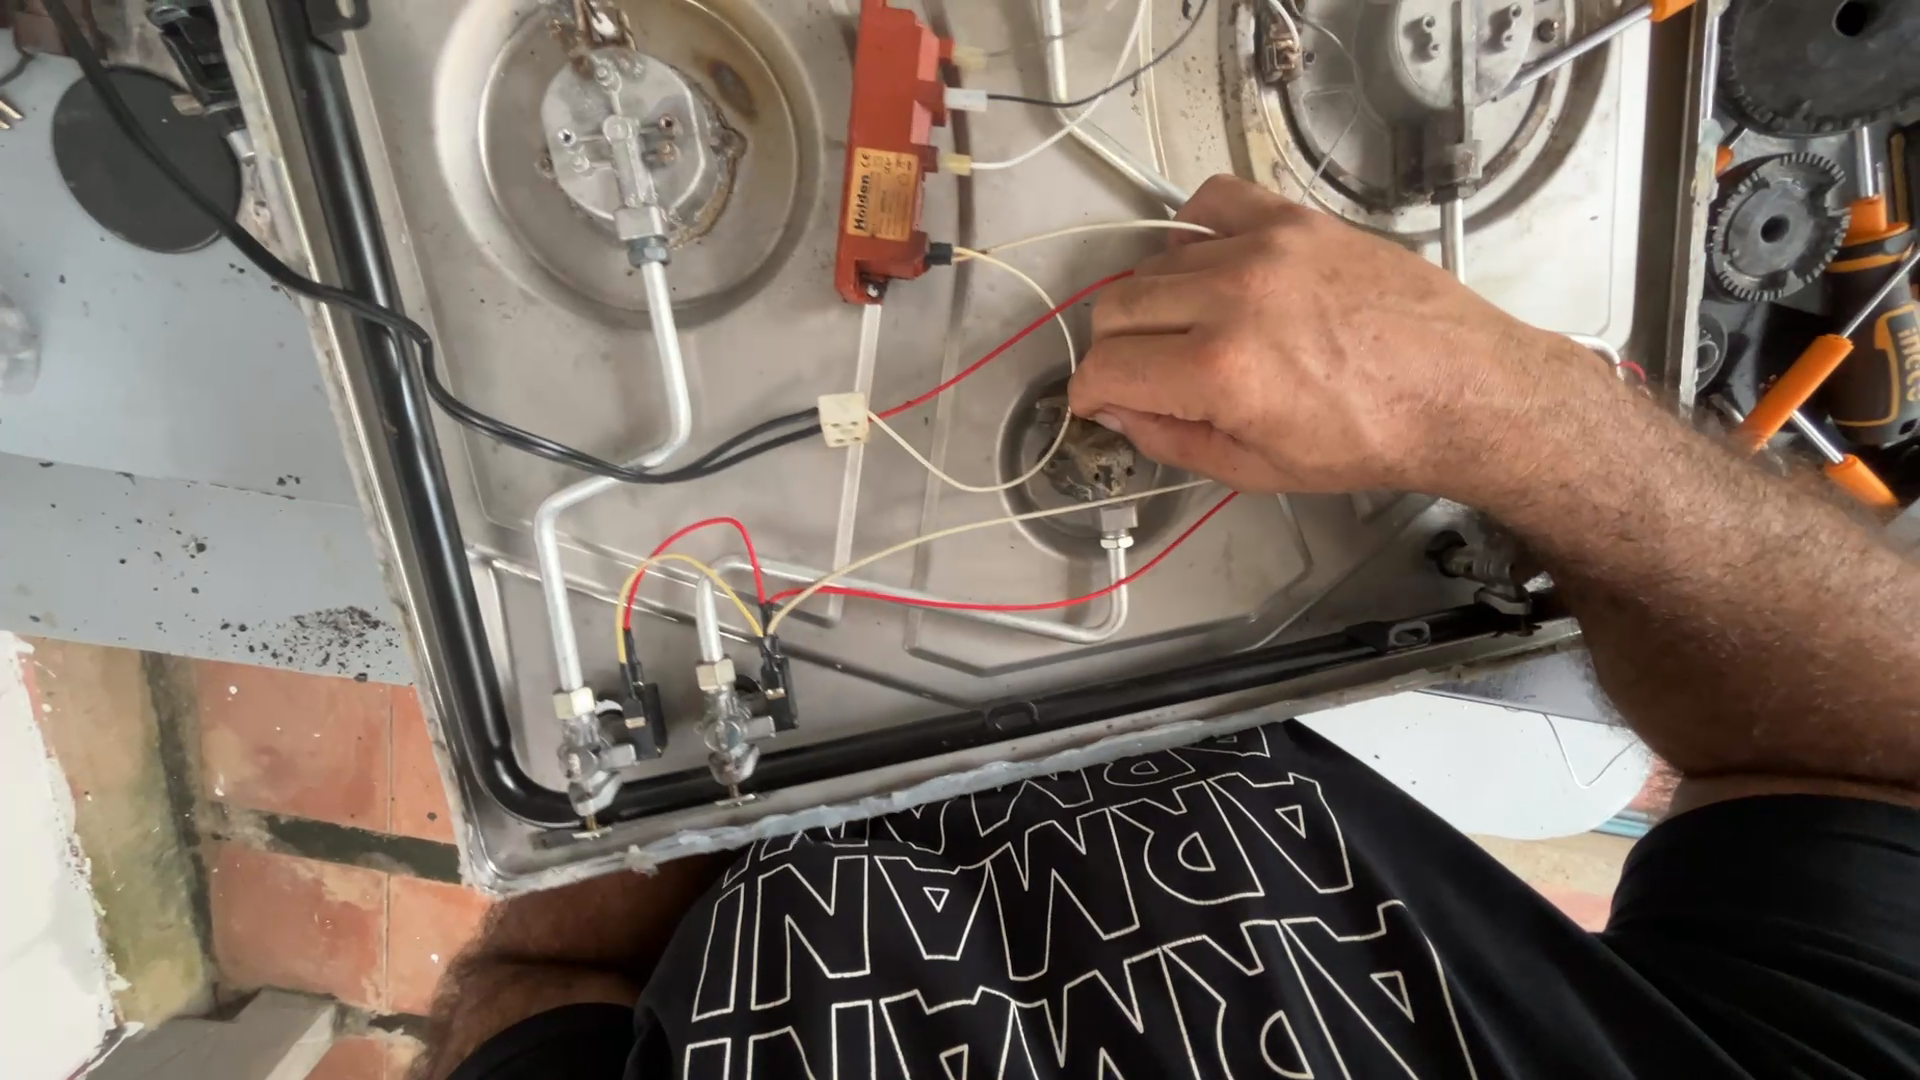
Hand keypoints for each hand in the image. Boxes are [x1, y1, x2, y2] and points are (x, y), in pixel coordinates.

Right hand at [1067, 174, 1600, 501]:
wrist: (1461, 389)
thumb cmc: (1360, 442)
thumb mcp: (1253, 469)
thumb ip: (1168, 439)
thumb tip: (1115, 412)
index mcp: (1216, 372)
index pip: (1104, 367)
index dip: (1088, 393)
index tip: (1097, 403)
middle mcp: (1229, 298)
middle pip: (1114, 308)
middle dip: (1110, 350)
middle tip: (1138, 374)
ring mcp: (1261, 248)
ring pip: (1150, 262)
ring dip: (1147, 304)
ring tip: (1180, 329)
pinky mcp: (1294, 219)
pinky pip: (1208, 202)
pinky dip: (1188, 234)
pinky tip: (1205, 266)